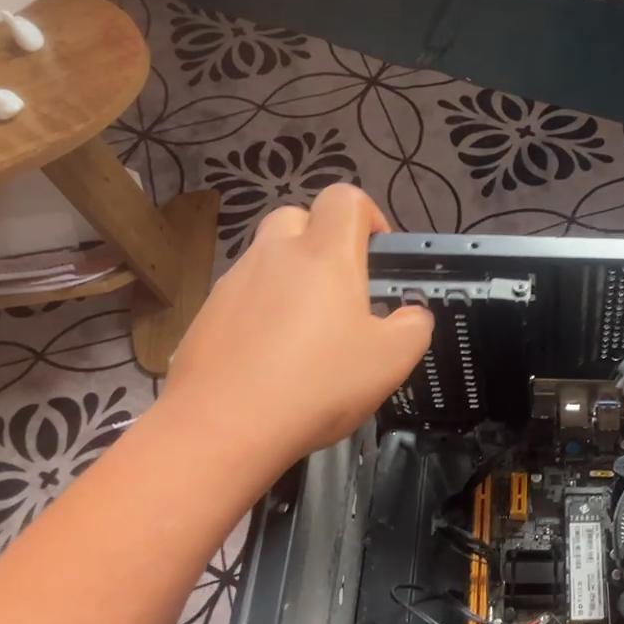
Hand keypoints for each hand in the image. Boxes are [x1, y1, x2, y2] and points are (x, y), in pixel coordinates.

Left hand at [159, 185, 432, 474]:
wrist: (224, 424)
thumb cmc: (318, 384)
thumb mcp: (392, 360)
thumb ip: (414, 326)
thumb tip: (413, 314)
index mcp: (324, 255)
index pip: (345, 198)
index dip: (369, 216)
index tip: (379, 257)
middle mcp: (274, 254)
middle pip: (299, 218)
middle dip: (324, 242)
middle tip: (343, 291)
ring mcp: (234, 282)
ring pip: (269, 259)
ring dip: (292, 279)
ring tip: (309, 335)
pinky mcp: (208, 313)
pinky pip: (245, 297)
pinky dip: (263, 312)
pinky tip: (274, 359)